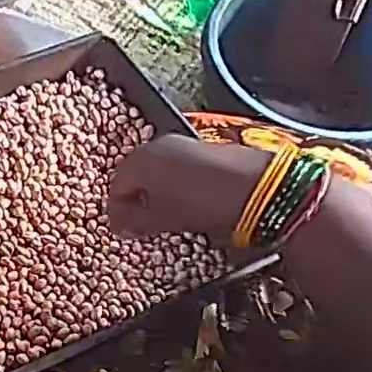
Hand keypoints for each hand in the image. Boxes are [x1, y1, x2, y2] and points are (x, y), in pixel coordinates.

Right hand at [106, 135, 270, 237]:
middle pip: (135, 174)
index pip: (115, 186)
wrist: (255, 186)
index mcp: (139, 161)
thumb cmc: (197, 203)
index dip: (116, 210)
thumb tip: (121, 224)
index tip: (121, 228)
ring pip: (156, 170)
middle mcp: (157, 145)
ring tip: (162, 214)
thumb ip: (133, 221)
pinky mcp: (204, 147)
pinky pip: (176, 166)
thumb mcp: (159, 219)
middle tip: (139, 222)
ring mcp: (183, 143)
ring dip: (154, 191)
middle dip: (134, 198)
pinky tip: (183, 201)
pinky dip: (173, 183)